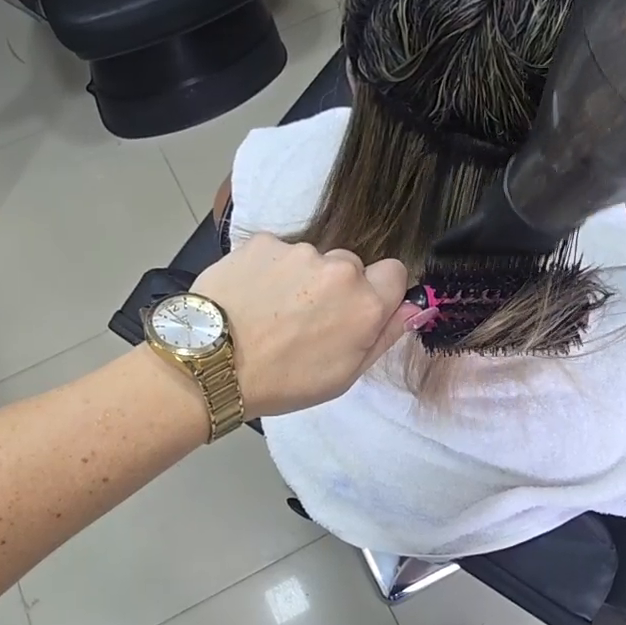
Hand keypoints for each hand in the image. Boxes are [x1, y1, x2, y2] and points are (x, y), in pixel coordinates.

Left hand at [192, 234, 412, 416]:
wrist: (211, 364)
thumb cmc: (281, 382)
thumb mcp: (343, 375)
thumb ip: (384, 335)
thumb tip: (414, 307)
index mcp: (366, 303)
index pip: (394, 273)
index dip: (377, 291)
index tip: (354, 311)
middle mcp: (339, 268)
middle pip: (350, 266)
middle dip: (335, 287)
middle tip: (304, 320)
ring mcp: (298, 251)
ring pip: (311, 258)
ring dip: (299, 278)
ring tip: (270, 311)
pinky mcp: (262, 242)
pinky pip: (276, 251)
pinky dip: (268, 269)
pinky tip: (250, 296)